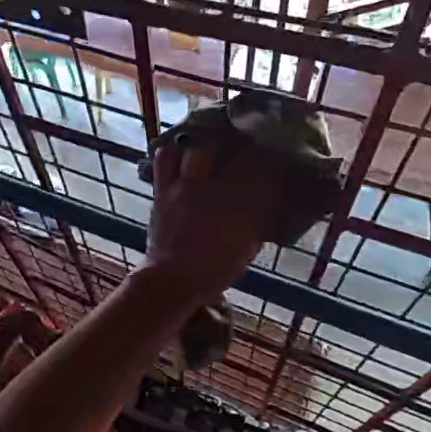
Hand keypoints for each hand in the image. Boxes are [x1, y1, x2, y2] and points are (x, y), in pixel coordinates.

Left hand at [141, 133, 282, 299]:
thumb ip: (256, 221)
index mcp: (239, 205)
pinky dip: (170, 155)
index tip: (268, 163)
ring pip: (197, 151)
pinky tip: (178, 159)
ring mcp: (185, 187)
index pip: (258, 166)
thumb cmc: (215, 270)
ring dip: (205, 154)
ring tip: (207, 160)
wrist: (174, 279)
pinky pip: (164, 159)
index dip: (265, 161)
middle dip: (238, 153)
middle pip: (231, 152)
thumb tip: (265, 205)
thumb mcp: (246, 247)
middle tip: (239, 158)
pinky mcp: (162, 190)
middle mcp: (213, 189)